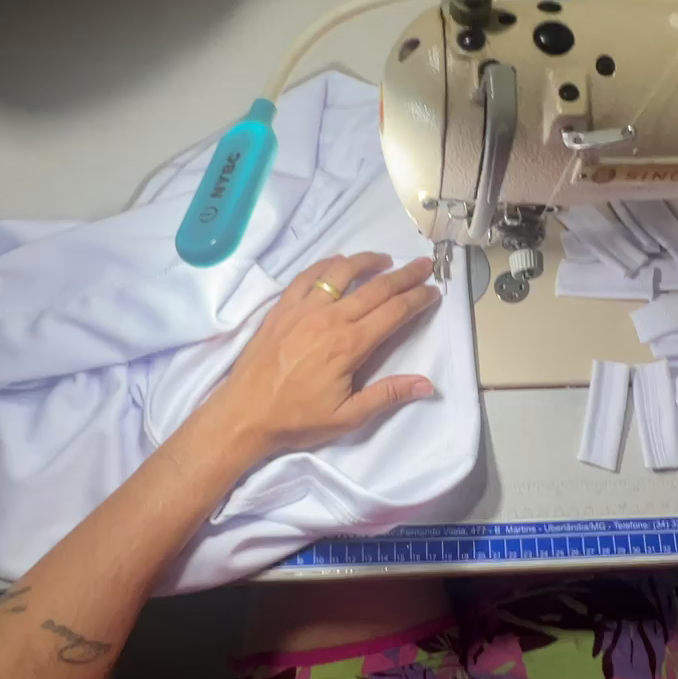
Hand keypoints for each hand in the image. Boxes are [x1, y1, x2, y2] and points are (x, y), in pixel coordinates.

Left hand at [197, 252, 441, 461]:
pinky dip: (328, 265)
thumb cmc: (297, 419)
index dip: (417, 299)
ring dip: (367, 261)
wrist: (244, 414)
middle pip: (375, 288)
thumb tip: (426, 384)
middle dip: (404, 275)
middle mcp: (329, 319)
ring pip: (341, 273)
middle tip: (423, 265)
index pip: (394, 312)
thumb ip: (388, 395)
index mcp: (350, 345)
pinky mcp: (282, 308)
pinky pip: (308, 276)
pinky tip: (338, 263)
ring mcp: (303, 308)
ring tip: (385, 259)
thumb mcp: (348, 417)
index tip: (433, 291)